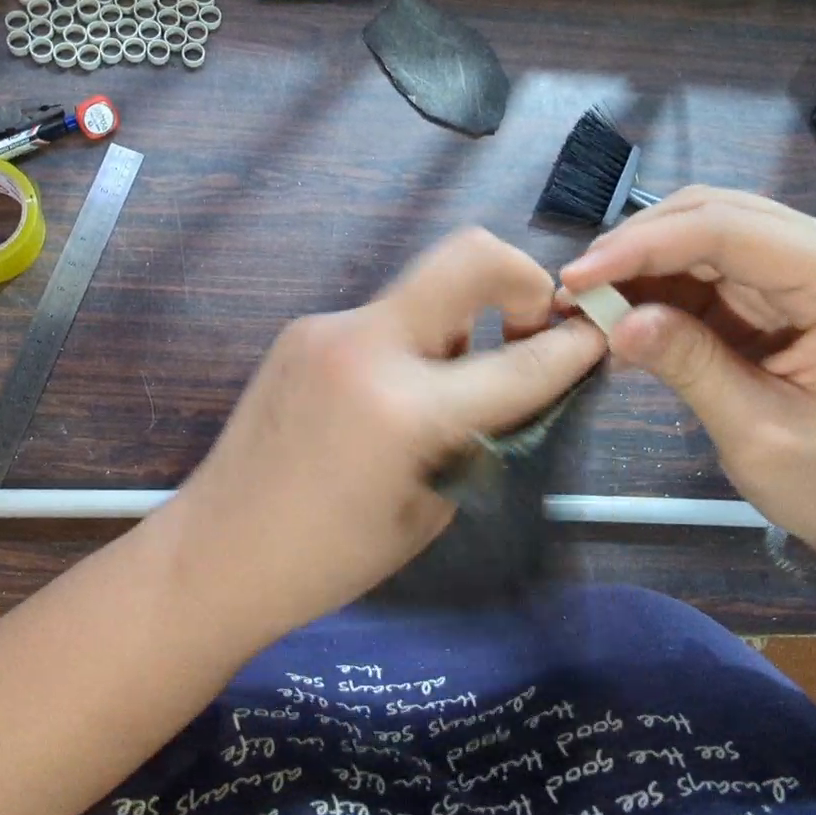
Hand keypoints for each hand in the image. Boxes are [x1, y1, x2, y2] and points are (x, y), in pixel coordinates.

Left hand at [166, 228, 607, 642]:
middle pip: (469, 255)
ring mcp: (326, 327)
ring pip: (422, 293)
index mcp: (405, 409)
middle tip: (531, 323)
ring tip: (445, 388)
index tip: (598, 335)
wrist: (217, 550)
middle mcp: (366, 345)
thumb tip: (511, 388)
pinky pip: (380, 321)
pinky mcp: (300, 330)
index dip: (572, 347)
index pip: (518, 362)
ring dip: (457, 324)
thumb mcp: (431, 507)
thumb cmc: (329, 559)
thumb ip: (479, 436)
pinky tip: (387, 398)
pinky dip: (408, 345)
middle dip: (521, 278)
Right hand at [559, 186, 815, 570]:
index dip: (642, 246)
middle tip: (573, 289)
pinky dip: (653, 284)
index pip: (728, 231)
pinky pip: (703, 264)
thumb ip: (691, 366)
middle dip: (633, 246)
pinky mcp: (777, 284)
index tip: (576, 278)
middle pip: (712, 215)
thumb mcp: (758, 431)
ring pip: (701, 230)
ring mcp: (804, 263)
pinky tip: (617, 314)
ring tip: (585, 302)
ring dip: (637, 262)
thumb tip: (616, 322)